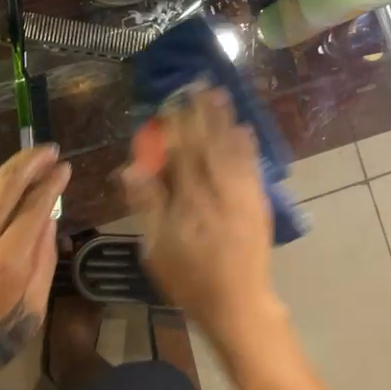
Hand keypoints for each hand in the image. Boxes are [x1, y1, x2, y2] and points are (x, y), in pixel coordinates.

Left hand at [0, 145, 70, 389]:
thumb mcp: (32, 309)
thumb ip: (44, 260)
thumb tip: (49, 218)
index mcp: (8, 261)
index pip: (36, 204)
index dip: (53, 181)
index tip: (63, 169)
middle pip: (6, 181)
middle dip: (31, 160)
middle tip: (47, 151)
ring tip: (14, 173)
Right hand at [121, 86, 280, 345]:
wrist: (240, 305)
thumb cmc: (192, 279)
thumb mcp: (158, 247)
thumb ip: (148, 204)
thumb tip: (131, 169)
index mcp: (192, 198)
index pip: (183, 150)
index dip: (178, 124)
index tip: (173, 100)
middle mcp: (220, 189)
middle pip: (211, 142)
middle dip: (204, 112)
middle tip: (200, 84)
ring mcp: (244, 194)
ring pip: (233, 148)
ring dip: (226, 120)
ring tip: (220, 95)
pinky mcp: (259, 203)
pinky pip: (252, 165)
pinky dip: (247, 145)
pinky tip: (244, 129)